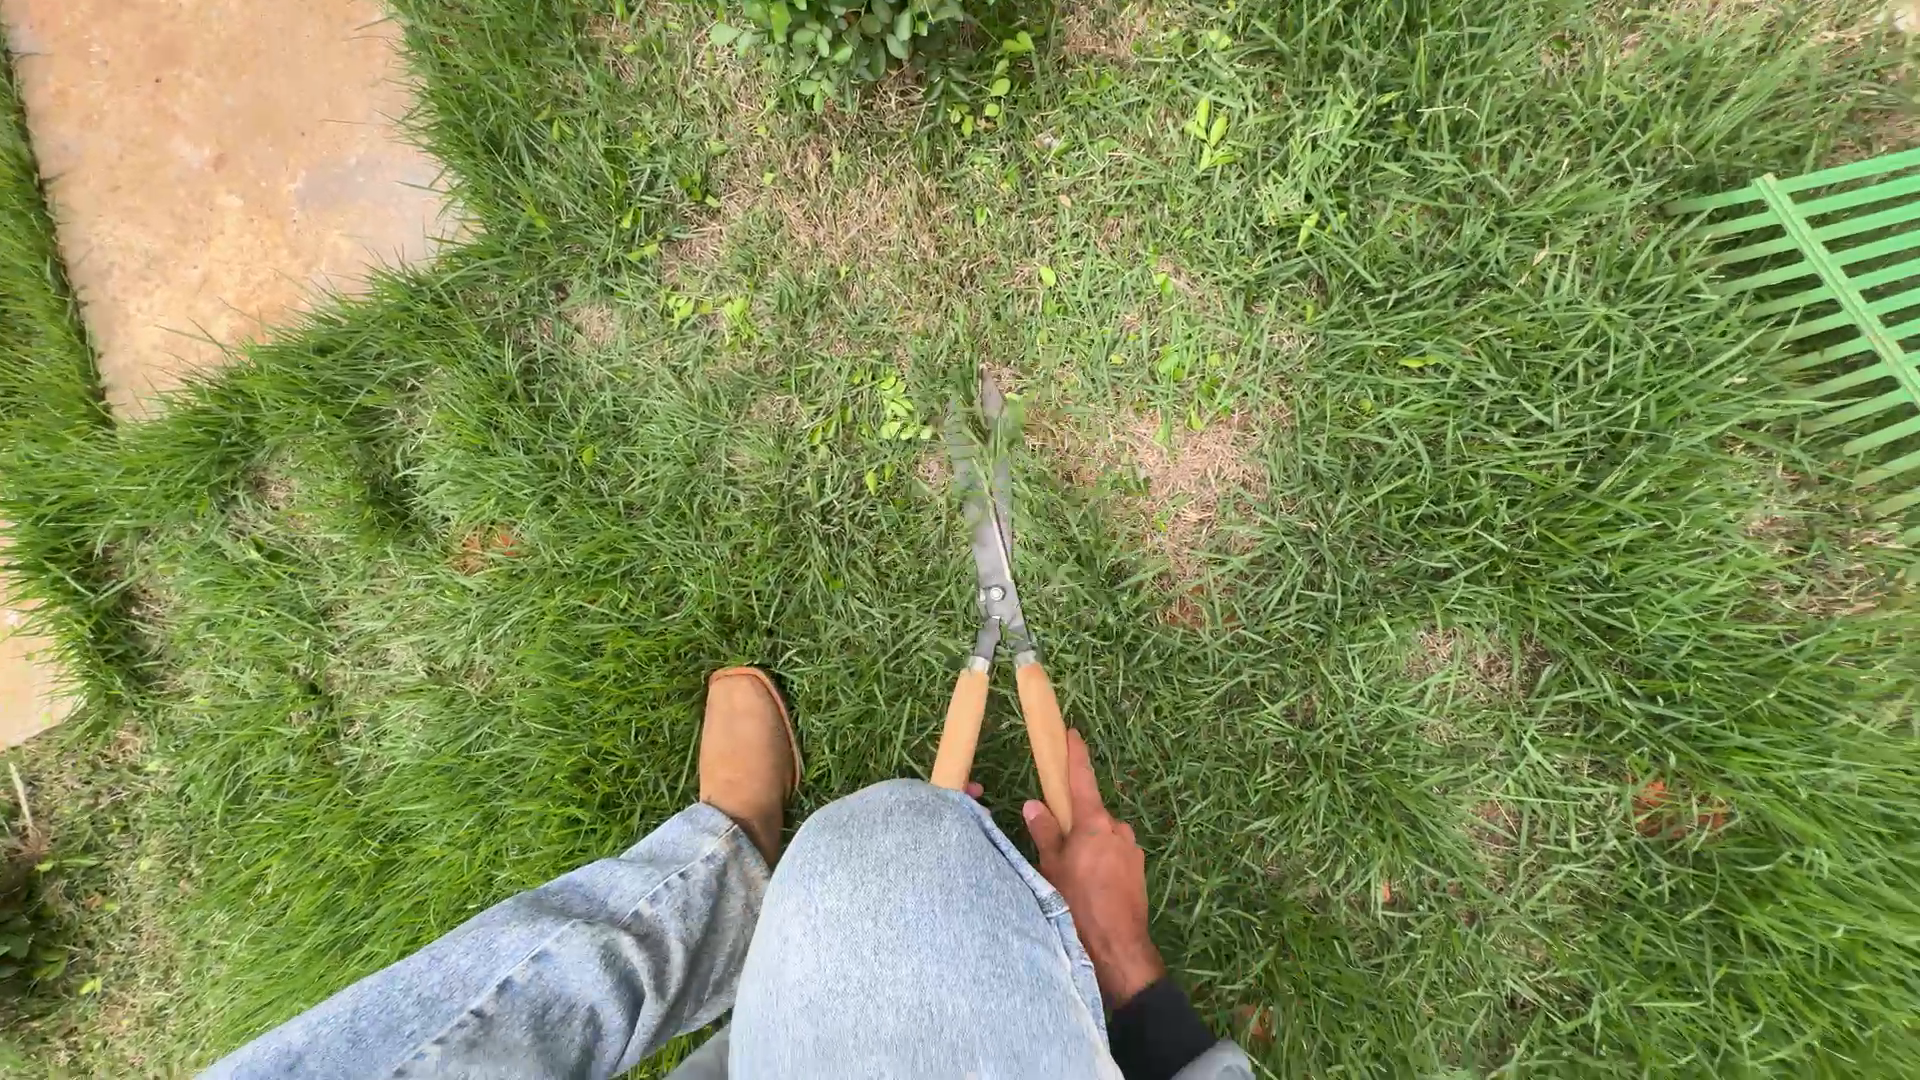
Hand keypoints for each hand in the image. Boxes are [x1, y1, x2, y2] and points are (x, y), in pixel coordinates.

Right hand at [1022, 729, 1165, 1007]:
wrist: (1119, 948)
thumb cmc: (1078, 903)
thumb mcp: (1051, 866)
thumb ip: (1044, 831)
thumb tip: (1034, 804)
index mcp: (1094, 821)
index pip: (1082, 777)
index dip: (1076, 753)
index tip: (1072, 732)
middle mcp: (1117, 828)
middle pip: (1091, 812)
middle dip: (1076, 820)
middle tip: (1058, 845)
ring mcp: (1131, 848)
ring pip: (1104, 834)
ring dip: (1090, 843)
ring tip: (1074, 873)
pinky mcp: (1139, 869)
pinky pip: (1115, 853)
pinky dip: (1102, 859)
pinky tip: (1092, 884)